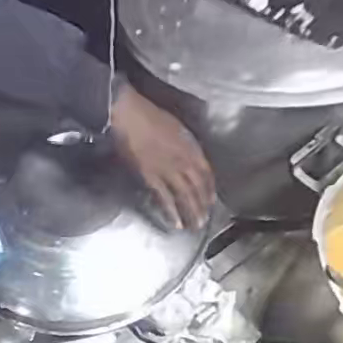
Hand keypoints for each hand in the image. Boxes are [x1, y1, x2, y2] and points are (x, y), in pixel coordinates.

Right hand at [108, 86, 215, 230]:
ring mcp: (168, 171)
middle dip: (202, 204)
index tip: (212, 200)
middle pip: (197, 187)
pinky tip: (176, 223)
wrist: (130, 116)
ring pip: (185, 195)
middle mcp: (183, 161)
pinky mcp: (151, 178)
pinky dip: (171, 212)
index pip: (205, 172)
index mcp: (190, 146)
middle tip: (205, 220)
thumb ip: (184, 144)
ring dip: (192, 212)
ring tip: (195, 226)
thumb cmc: (150, 116)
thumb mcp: (176, 127)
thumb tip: (189, 157)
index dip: (210, 187)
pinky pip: (165, 198)